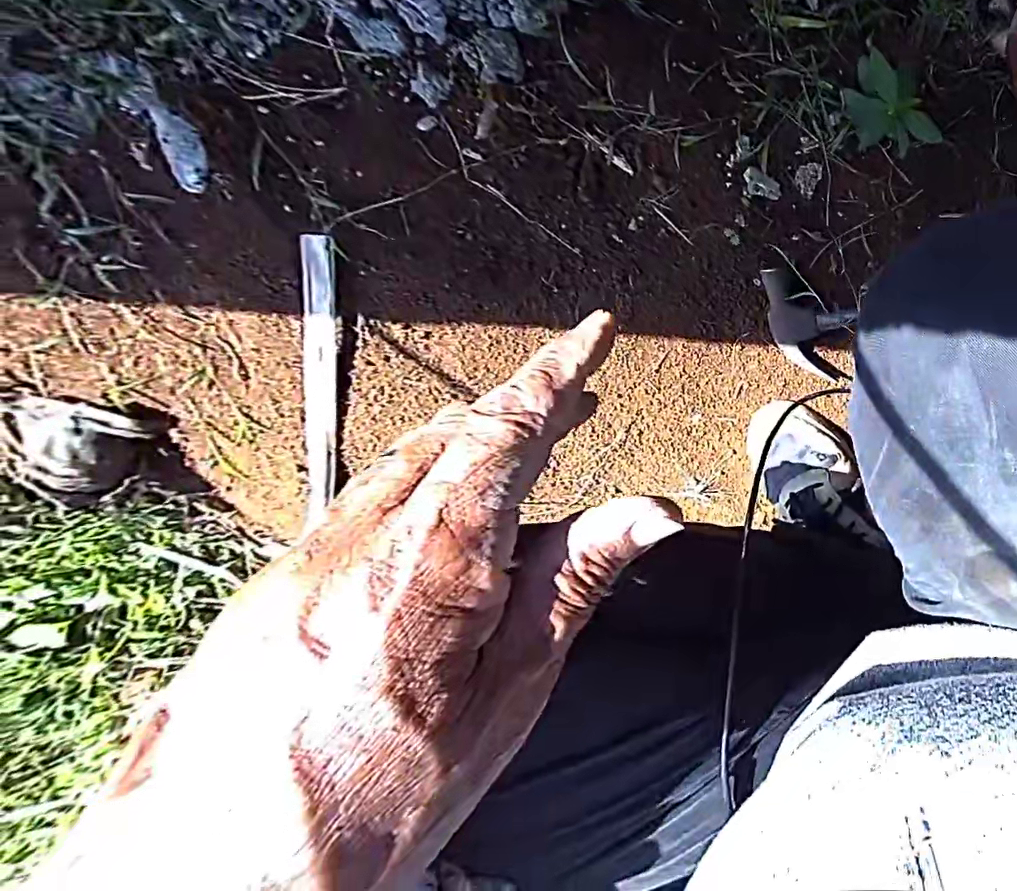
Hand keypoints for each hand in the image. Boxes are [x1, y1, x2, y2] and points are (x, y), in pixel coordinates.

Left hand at [36, 312, 682, 889]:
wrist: (208, 883)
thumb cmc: (386, 788)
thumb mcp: (516, 681)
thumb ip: (579, 577)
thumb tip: (656, 512)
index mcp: (438, 560)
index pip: (510, 430)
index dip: (561, 372)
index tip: (597, 331)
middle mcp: (363, 539)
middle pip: (460, 431)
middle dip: (530, 398)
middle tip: (582, 391)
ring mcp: (307, 556)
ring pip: (411, 456)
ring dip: (483, 429)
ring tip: (533, 428)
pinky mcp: (275, 582)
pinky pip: (369, 492)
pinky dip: (431, 467)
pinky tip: (451, 492)